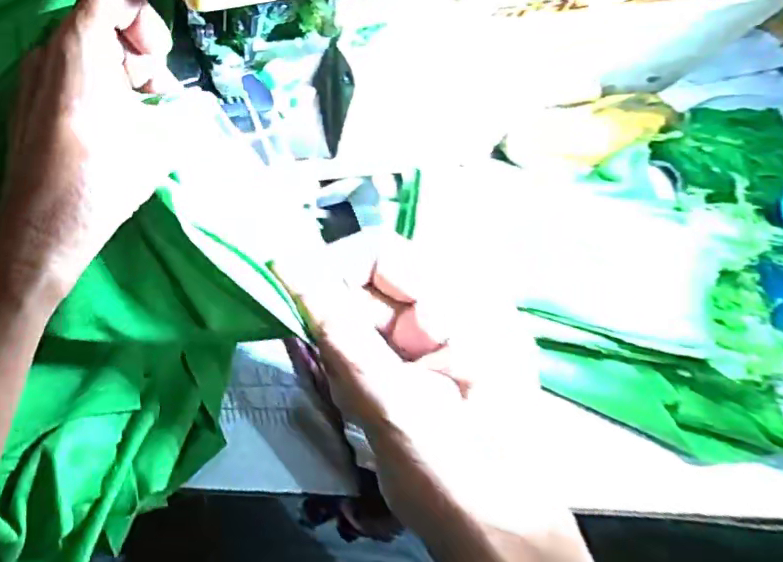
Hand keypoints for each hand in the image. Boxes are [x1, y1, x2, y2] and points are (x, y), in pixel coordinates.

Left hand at [0, 0, 179, 300]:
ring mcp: (28, 78)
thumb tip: (175, 101)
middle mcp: (46, 51)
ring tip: (137, 120)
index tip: (155, 56)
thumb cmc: (102, 172)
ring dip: (117, 76)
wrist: (41, 223)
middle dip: (136, 55)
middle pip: (99, 26)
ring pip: (83, 55)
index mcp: (76, 44)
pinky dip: (91, 90)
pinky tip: (106, 131)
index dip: (142, 14)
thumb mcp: (163, 137)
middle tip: (154, 97)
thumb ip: (179, 106)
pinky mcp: (22, 104)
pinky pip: (64, 78)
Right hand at [281, 232, 591, 561]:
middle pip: (360, 278)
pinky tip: (352, 395)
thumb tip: (284, 265)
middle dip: (330, 317)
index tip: (296, 305)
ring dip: (332, 343)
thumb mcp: (393, 405)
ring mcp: (434, 337)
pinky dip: (339, 359)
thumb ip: (338, 330)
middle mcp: (454, 311)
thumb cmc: (462, 487)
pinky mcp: (414, 359)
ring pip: (350, 307)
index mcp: (471, 312)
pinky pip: (355, 333)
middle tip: (324, 362)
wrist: (498, 556)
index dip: (330, 269)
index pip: (379, 252)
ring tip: (345, 389)